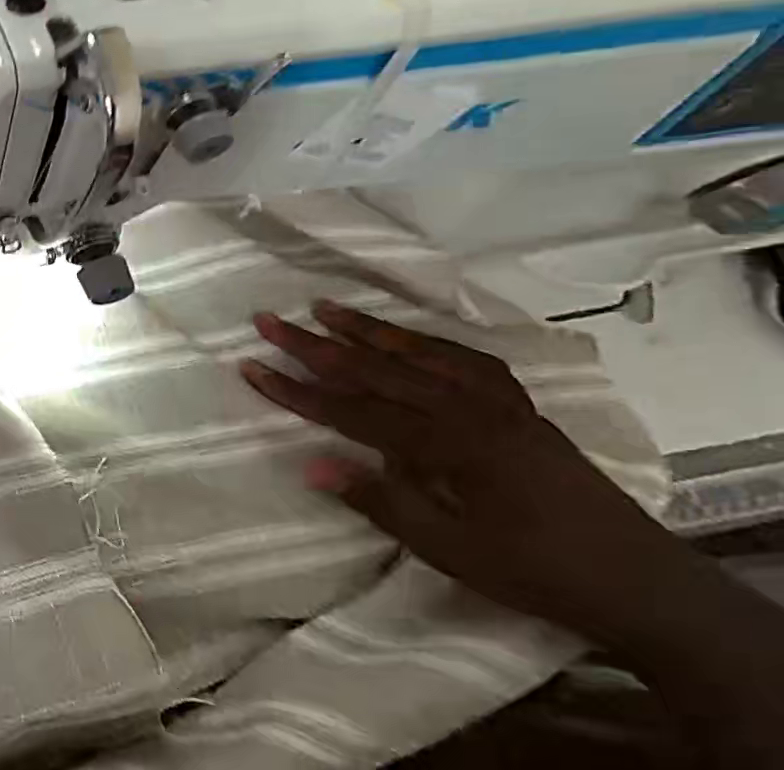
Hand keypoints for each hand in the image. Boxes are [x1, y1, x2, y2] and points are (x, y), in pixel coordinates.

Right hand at [239, 301, 690, 645]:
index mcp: (448, 444)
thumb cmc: (533, 569)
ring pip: (419, 354)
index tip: (250, 367)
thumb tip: (310, 466)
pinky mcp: (520, 408)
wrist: (641, 583)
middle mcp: (469, 410)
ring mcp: (499, 403)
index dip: (294, 390)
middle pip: (375, 369)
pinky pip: (466, 360)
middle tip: (268, 320)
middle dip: (314, 345)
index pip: (350, 409)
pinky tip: (407, 338)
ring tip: (323, 307)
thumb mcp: (448, 549)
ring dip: (367, 329)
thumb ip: (379, 500)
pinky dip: (428, 343)